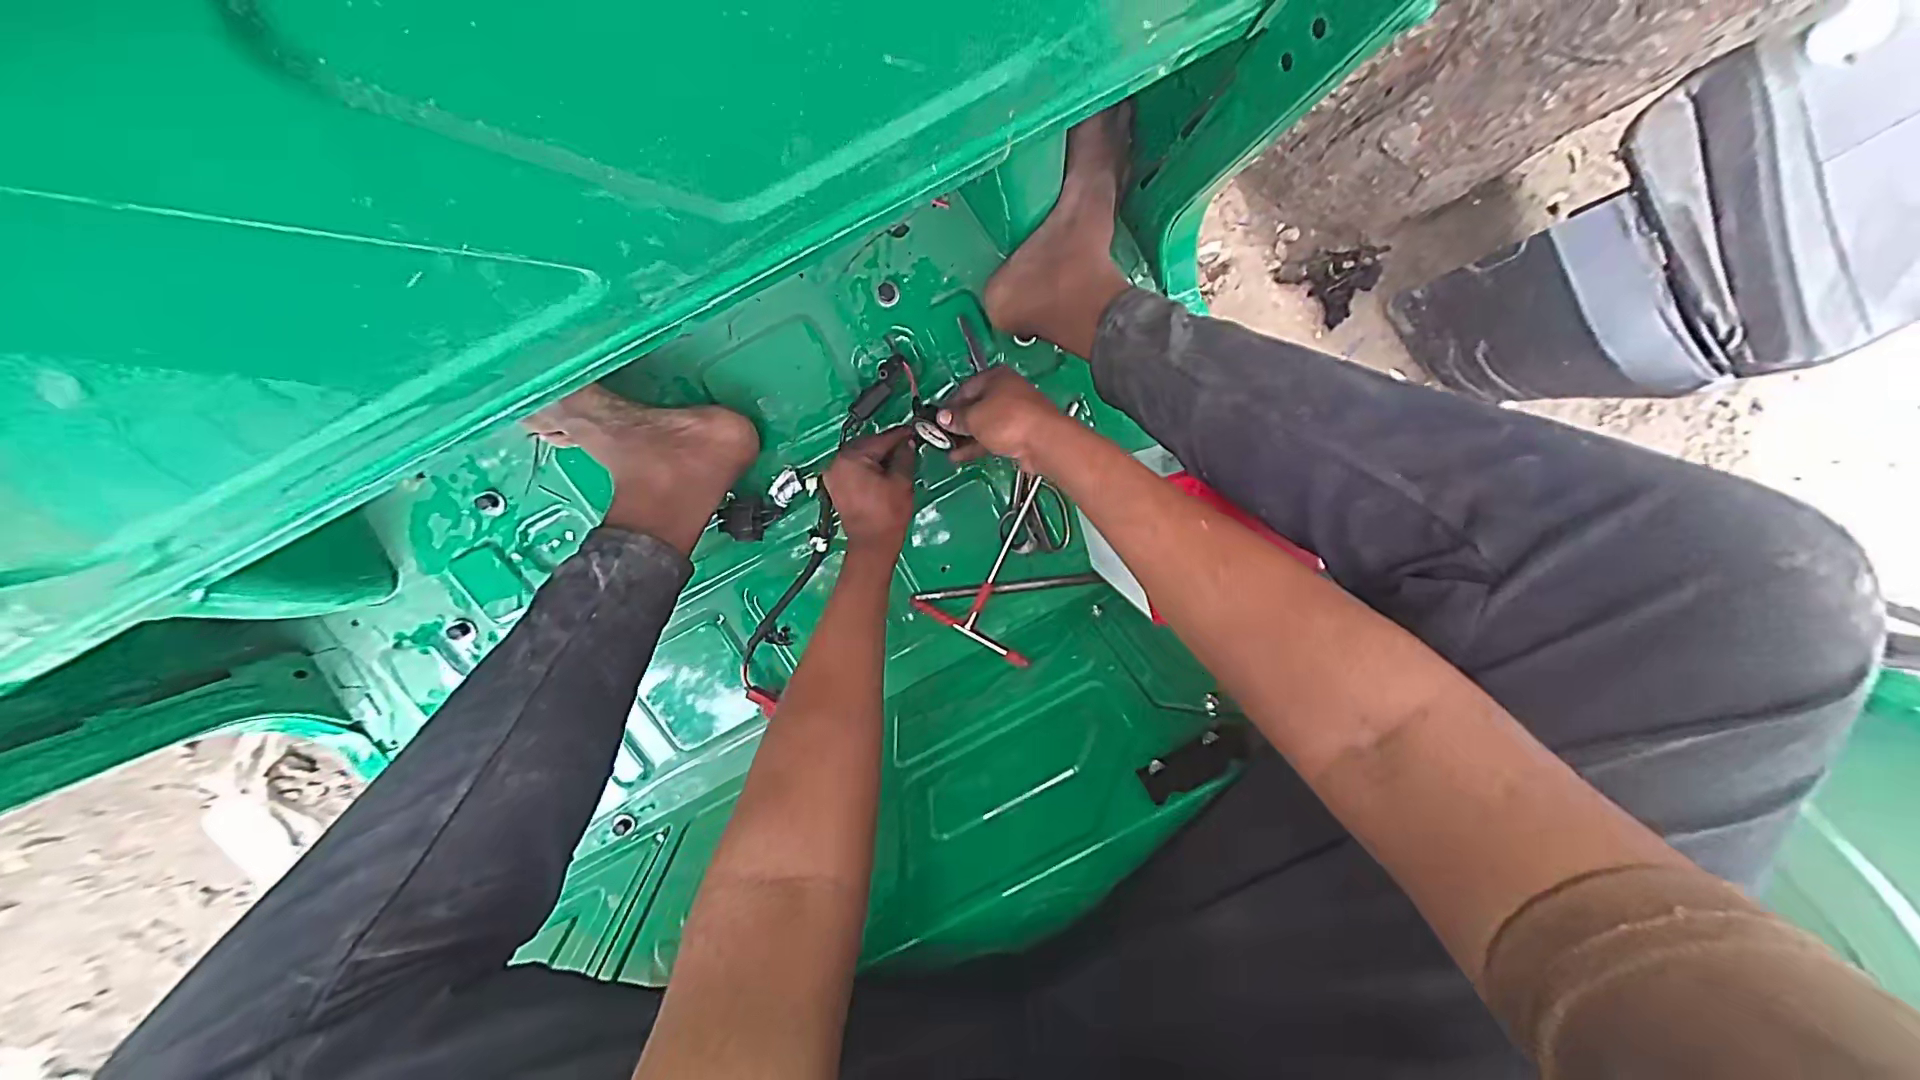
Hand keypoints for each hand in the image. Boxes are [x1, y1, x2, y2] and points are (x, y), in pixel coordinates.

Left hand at [824, 426, 918, 553]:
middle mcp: (837, 463)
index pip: (880, 439)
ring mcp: (833, 475)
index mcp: (851, 458)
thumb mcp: (901, 481)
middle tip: (907, 445)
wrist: (872, 544)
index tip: (912, 432)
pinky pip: (852, 468)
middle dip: (887, 445)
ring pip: (859, 456)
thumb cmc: (887, 515)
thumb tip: (907, 443)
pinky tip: (882, 470)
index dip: (900, 435)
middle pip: (867, 445)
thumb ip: (904, 456)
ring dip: (876, 455)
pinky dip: (866, 467)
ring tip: (896, 459)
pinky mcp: (835, 486)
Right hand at [934, 368, 1069, 467]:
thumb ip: (957, 418)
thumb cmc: (1007, 419)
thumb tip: (943, 418)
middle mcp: (1006, 391)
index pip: (965, 388)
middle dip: (958, 422)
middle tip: (940, 434)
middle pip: (976, 406)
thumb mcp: (974, 417)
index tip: (937, 419)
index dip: (949, 405)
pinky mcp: (1020, 433)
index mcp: (995, 377)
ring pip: (984, 423)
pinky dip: (978, 445)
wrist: (1044, 440)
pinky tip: (961, 455)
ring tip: (947, 447)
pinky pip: (993, 437)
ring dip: (966, 436)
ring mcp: (1015, 413)